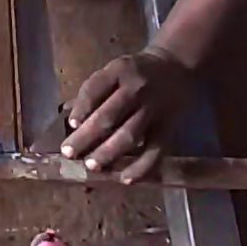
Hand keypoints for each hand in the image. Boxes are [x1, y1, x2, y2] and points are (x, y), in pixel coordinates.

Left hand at [61, 47, 194, 181]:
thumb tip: (72, 121)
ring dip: (108, 152)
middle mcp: (136, 88)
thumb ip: (95, 91)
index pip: (96, 89)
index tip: (71, 125)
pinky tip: (126, 178)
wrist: (176, 67)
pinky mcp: (168, 126)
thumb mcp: (115, 70)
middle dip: (86, 136)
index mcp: (119, 70)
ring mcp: (153, 108)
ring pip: (129, 134)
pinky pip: (155, 150)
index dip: (82, 108)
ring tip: (91, 165)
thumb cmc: (136, 72)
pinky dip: (141, 167)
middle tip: (69, 153)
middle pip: (109, 115)